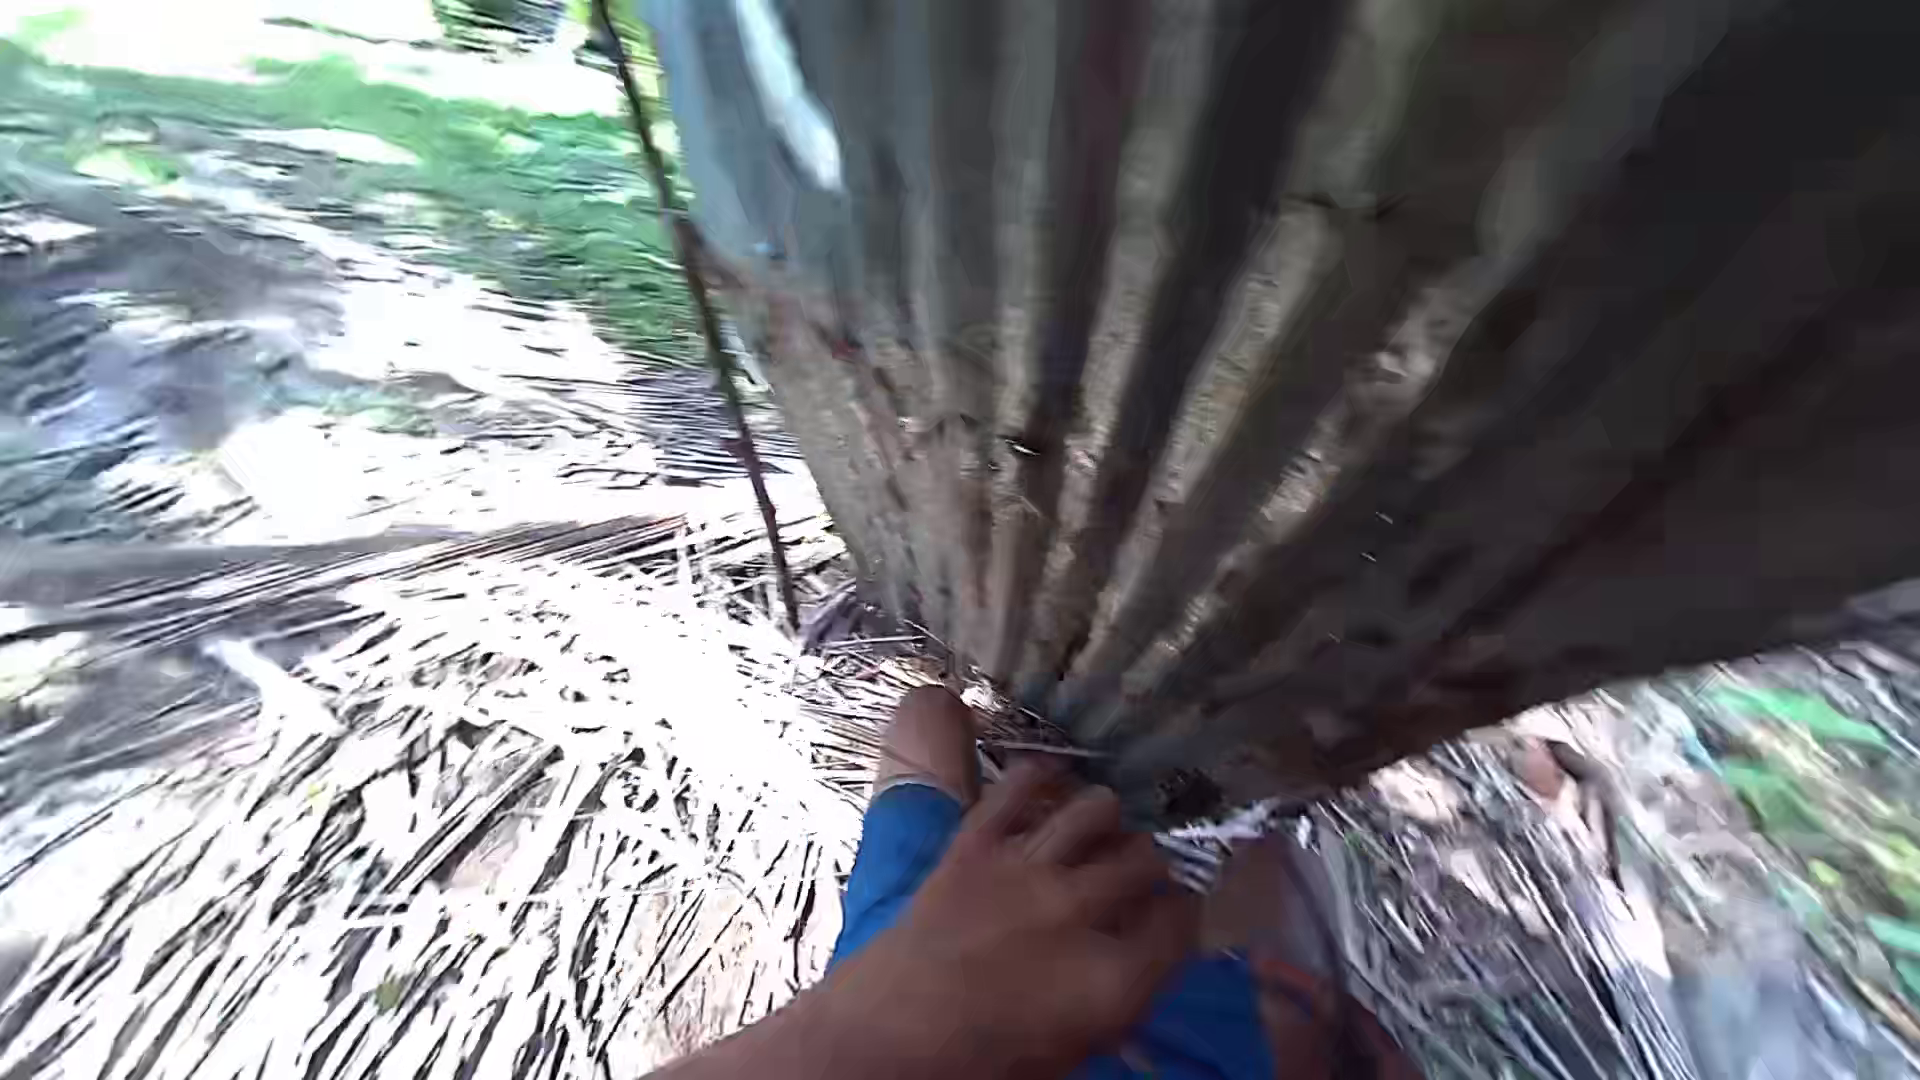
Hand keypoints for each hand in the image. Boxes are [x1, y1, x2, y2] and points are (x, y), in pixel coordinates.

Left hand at [819, 762, 1197, 1079]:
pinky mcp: (978, 840)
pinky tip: (1050, 772)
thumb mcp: (1076, 1043)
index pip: (1180, 922)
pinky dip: (1037, 773)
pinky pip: (1016, 788)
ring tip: (1103, 815)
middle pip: (1143, 858)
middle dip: (1151, 859)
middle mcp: (1077, 910)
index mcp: (1110, 978)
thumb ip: (1120, 988)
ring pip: (1092, 810)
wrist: (895, 1029)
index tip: (1178, 903)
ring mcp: (1025, 866)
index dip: (1186, 907)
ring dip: (1105, 811)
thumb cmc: (988, 1058)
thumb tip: (1144, 944)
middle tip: (1141, 861)